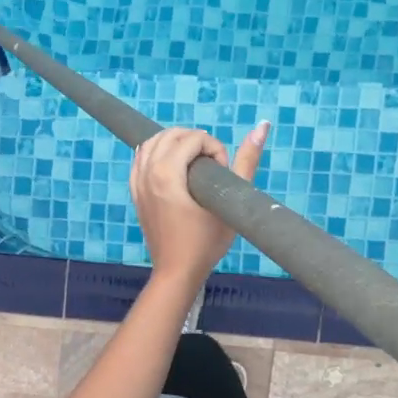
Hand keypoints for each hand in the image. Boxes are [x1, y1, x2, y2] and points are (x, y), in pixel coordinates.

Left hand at [130, 123, 266, 287]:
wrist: (177, 271)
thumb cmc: (206, 242)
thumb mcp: (229, 202)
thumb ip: (246, 163)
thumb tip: (262, 126)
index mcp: (167, 175)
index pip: (192, 139)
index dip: (214, 148)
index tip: (222, 172)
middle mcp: (147, 174)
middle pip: (170, 135)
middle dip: (195, 141)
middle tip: (212, 165)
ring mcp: (137, 184)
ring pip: (151, 143)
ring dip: (175, 143)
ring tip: (195, 161)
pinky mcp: (135, 193)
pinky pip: (139, 159)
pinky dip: (155, 153)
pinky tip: (171, 162)